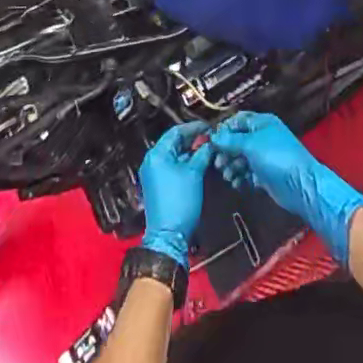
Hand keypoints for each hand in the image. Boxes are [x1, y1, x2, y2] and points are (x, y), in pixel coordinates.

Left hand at [137, 121, 216, 265]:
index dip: (194, 128)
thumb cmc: (181, 200)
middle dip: (192, 140)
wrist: (168, 233)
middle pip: (173, 143)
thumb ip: (202, 154)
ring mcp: (153, 172)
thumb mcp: (194, 174)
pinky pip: (171, 166)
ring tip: (208, 150)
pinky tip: (199, 163)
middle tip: (211, 139)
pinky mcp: (157, 183)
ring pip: (173, 155)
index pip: (175, 132)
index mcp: (157, 154)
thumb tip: (209, 142)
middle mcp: (151, 160)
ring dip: (190, 152)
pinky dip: (185, 163)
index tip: (210, 128)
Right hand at [209, 111, 362, 263]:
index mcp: (262, 123)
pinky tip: (236, 183)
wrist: (300, 185)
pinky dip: (240, 177)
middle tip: (218, 164)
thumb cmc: (275, 157)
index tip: (211, 143)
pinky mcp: (265, 173)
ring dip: (231, 166)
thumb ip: (230, 140)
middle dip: (225, 152)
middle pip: (236, 140)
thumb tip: (213, 136)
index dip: (223, 130)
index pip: (236, 121)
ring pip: (240, 157)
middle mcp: (262, 136)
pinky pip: (247, 172)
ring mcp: (264, 156)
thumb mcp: (250, 144)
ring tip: (228, 176)